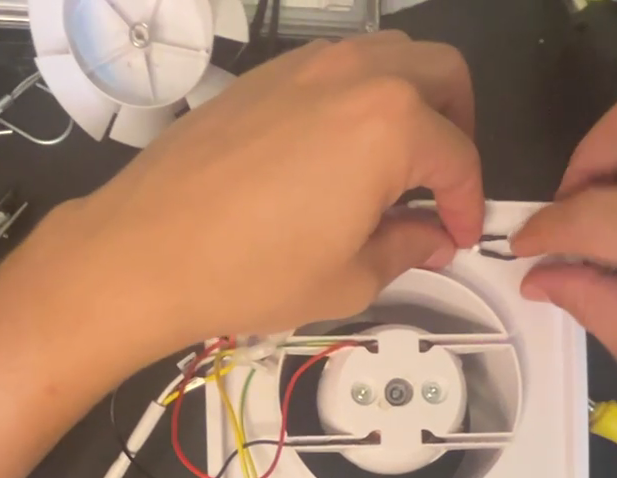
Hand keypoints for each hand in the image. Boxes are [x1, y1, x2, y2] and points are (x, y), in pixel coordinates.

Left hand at [26, 32, 485, 365]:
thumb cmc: (252, 274)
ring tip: (394, 168)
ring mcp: (303, 66)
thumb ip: (404, 250)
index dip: (469, 203)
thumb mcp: (347, 280)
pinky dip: (357, 101)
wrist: (147, 252)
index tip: (460, 236)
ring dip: (411, 104)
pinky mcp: (262, 77)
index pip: (458, 156)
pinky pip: (334, 70)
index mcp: (390, 125)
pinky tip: (337, 156)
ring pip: (387, 59)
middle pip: (440, 75)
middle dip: (458, 129)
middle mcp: (354, 75)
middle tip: (443, 187)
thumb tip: (431, 238)